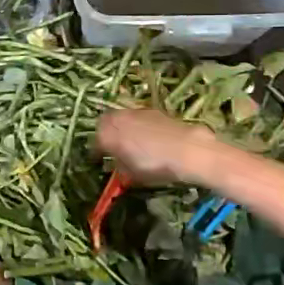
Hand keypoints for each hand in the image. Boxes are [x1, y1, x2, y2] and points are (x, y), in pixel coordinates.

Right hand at [95, 109, 217, 183]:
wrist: (187, 150)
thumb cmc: (156, 166)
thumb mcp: (133, 173)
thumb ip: (120, 165)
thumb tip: (118, 162)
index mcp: (108, 135)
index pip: (96, 141)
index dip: (96, 151)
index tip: (99, 159)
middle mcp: (118, 119)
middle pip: (105, 122)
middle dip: (105, 132)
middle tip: (110, 145)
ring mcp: (136, 112)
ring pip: (121, 117)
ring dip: (121, 126)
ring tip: (128, 139)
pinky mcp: (153, 110)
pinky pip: (137, 117)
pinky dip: (136, 124)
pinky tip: (146, 135)